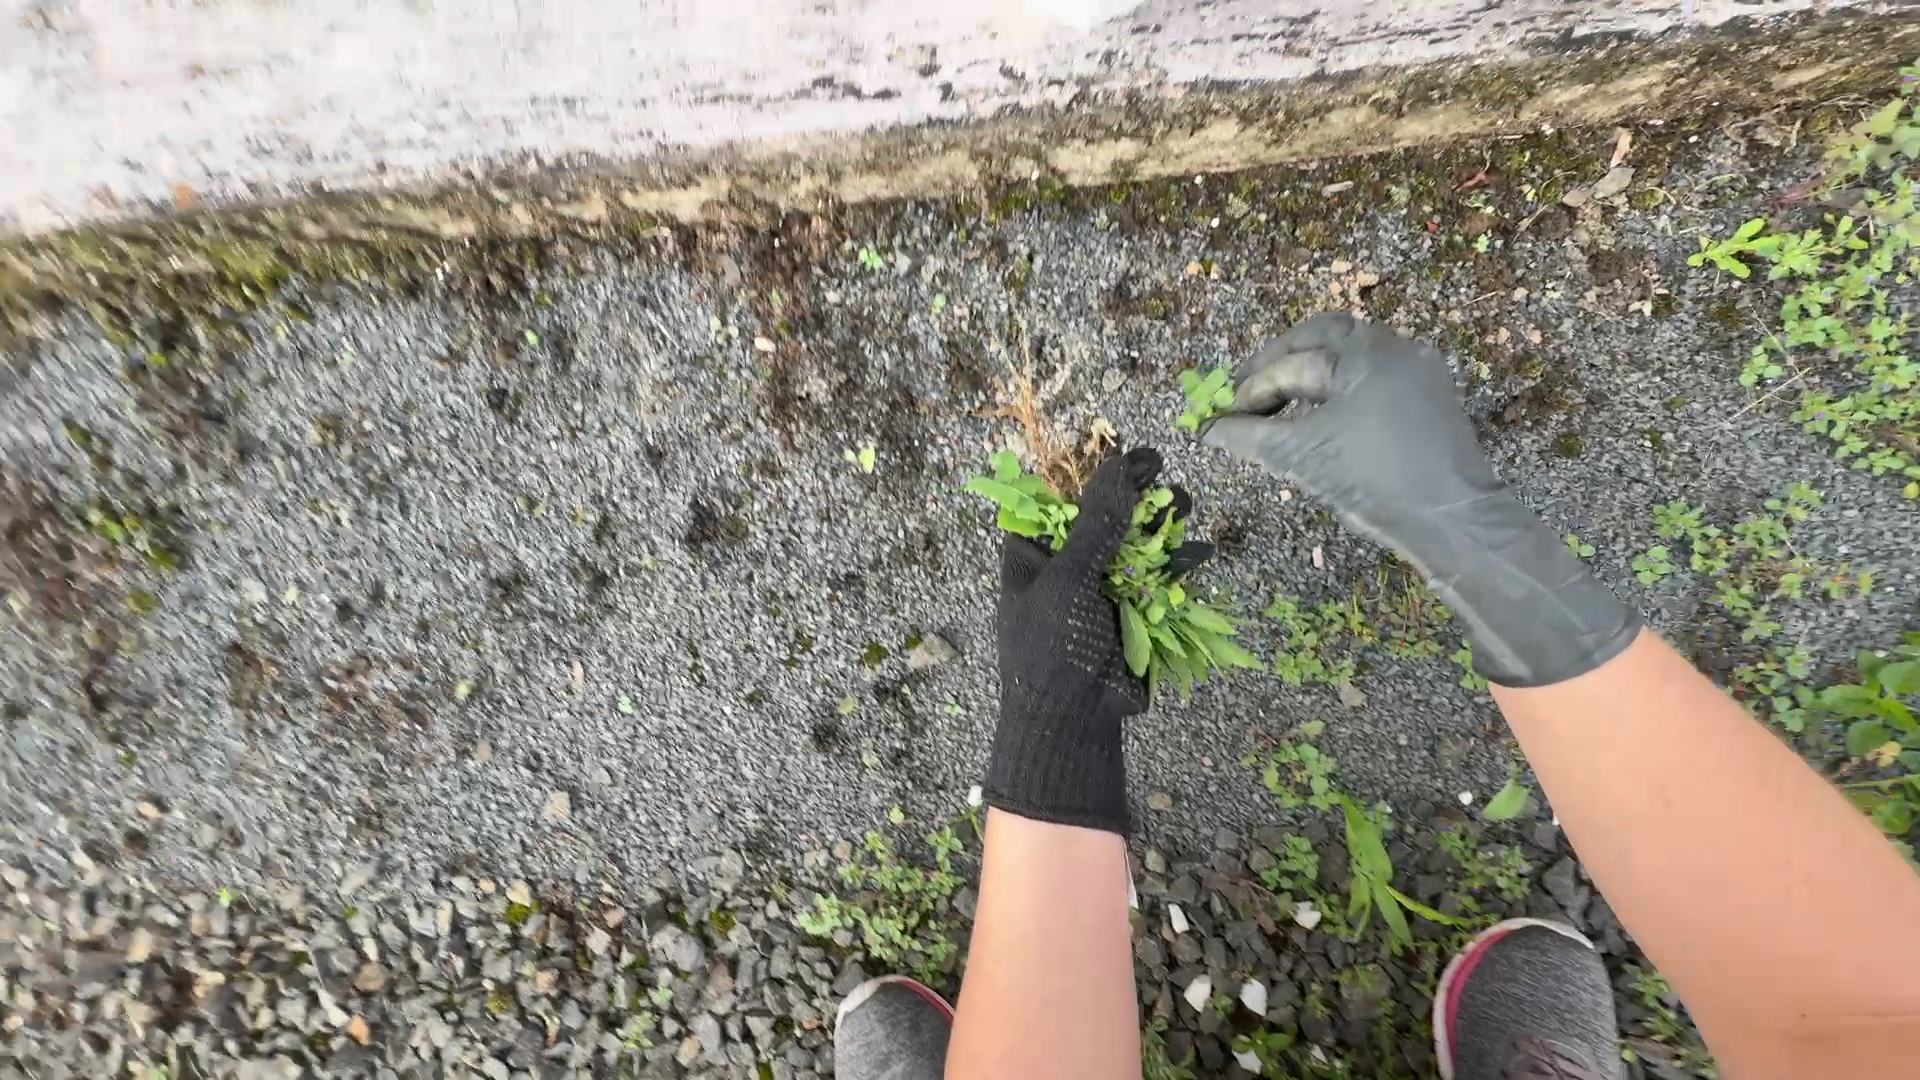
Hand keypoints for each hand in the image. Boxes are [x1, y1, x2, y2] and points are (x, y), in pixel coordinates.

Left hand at [985, 447, 1205, 832]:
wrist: (1072, 719)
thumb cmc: (1051, 646)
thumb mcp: (1067, 580)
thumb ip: (1095, 526)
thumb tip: (1120, 469)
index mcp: (1035, 551)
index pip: (1063, 497)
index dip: (1097, 473)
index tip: (1134, 455)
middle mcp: (1069, 562)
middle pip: (1107, 514)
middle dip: (1137, 494)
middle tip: (1163, 474)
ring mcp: (1103, 585)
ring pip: (1138, 541)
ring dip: (1162, 522)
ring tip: (1183, 504)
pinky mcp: (1134, 609)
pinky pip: (1160, 577)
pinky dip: (1179, 564)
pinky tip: (1198, 552)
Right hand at [1202, 312, 1637, 686]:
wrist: (1449, 520)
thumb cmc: (1371, 480)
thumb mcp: (1298, 456)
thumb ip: (1245, 435)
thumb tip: (1204, 429)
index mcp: (1365, 355)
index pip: (1292, 361)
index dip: (1252, 388)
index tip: (1224, 416)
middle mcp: (1394, 350)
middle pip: (1322, 338)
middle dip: (1278, 364)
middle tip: (1247, 396)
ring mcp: (1415, 373)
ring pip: (1346, 358)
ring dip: (1305, 376)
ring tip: (1274, 409)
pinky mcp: (1425, 399)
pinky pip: (1367, 379)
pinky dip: (1332, 391)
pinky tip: (1313, 420)